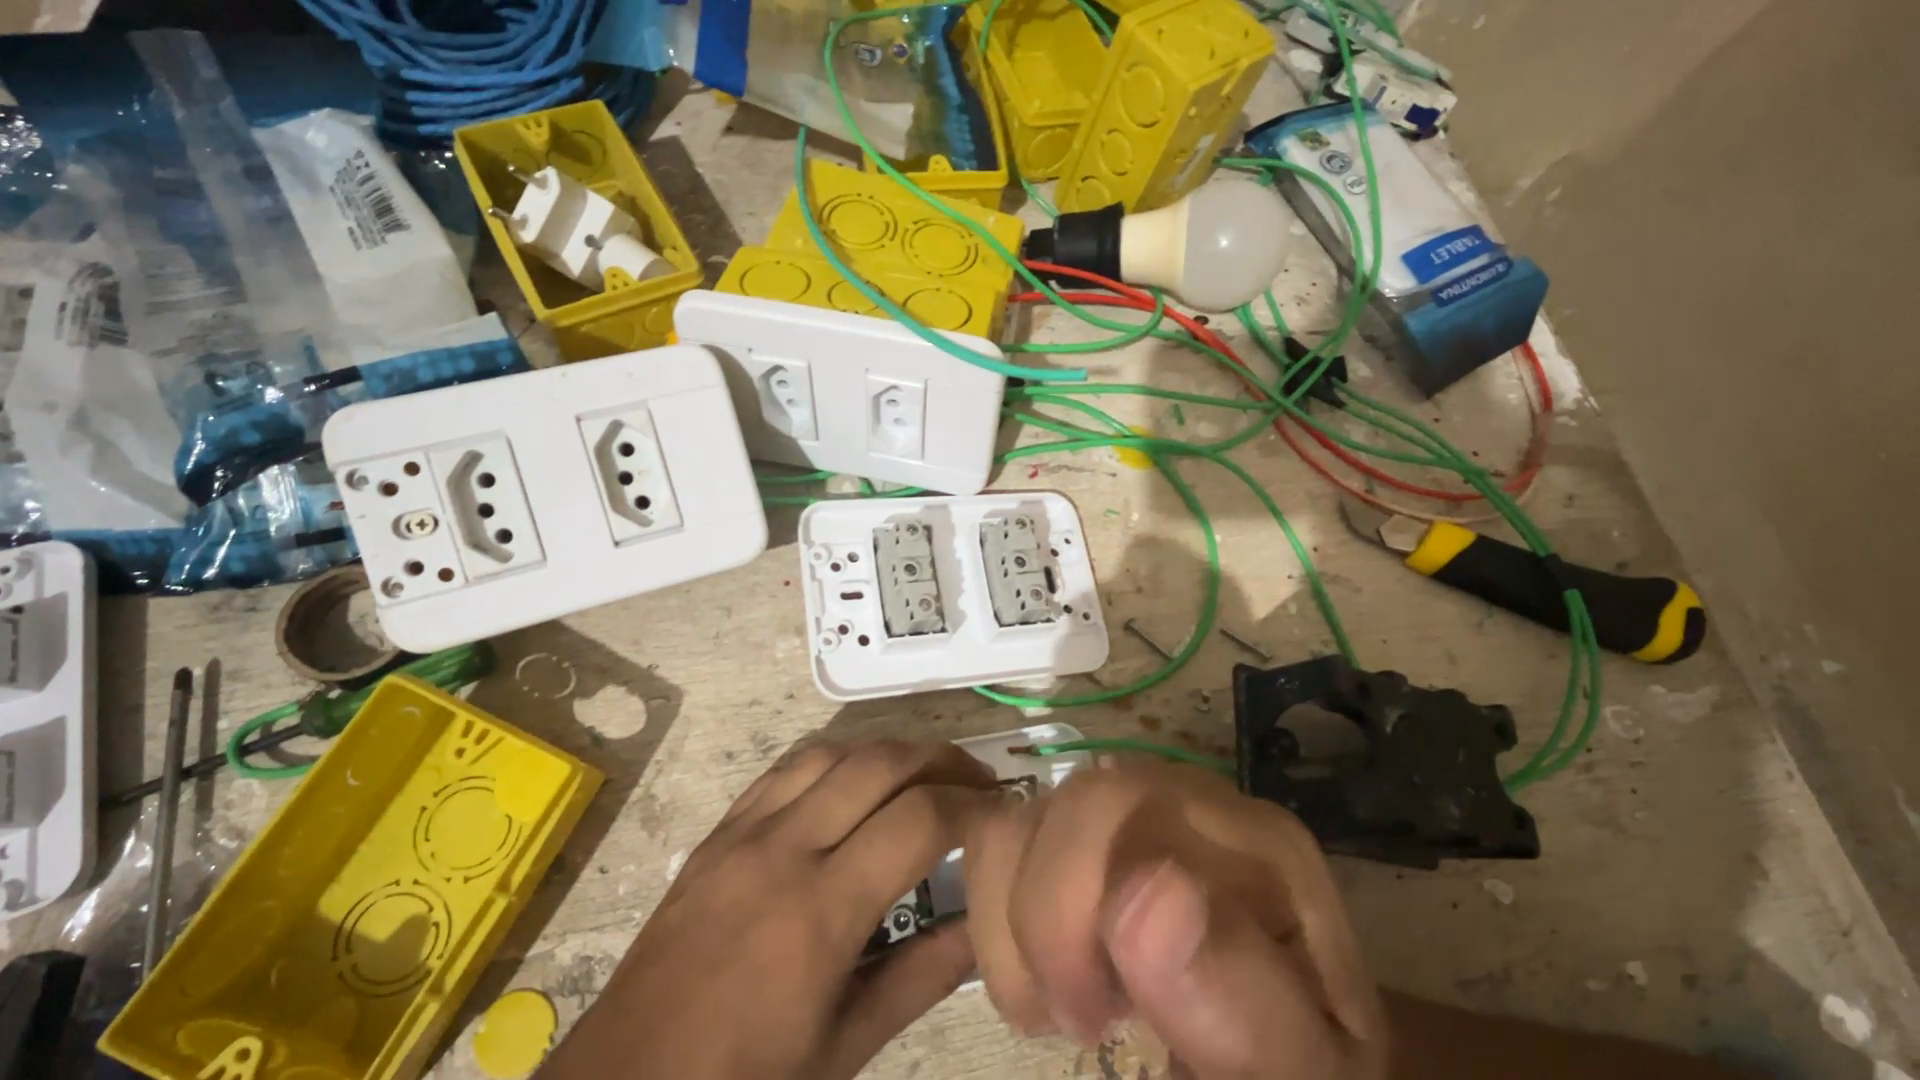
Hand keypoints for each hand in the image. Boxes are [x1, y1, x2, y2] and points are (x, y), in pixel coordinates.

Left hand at [542, 740, 998, 1079]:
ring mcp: (743, 832)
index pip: (920, 819)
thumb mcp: (846, 1044)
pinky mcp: (717, 832)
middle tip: (979, 780)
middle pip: (879, 764)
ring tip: (925, 772)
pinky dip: (834, 759)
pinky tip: (853, 779)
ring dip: (889, 750)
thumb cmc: (746, 1076)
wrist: (630, 1077)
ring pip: (831, 752)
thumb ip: (922, 978)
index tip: (1003, 813)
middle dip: (941, 759)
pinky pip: (784, 769)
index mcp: (822, 909)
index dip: (973, 806)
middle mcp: (784, 849)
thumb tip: (985, 927)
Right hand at [963, 759, 1387, 1078]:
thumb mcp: (1298, 1066)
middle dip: (1041, 928)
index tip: (1095, 1020)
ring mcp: (1119, 819)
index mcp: (1244, 836)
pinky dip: (998, 931)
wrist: (1290, 1049)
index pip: (1113, 800)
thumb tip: (1150, 891)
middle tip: (1084, 1022)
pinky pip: (995, 855)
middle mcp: (1176, 801)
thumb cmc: (1298, 1062)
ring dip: (1011, 934)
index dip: (1064, 900)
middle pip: (1051, 810)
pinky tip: (1049, 983)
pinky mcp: (1076, 847)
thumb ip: (1241, 997)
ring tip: (1066, 1007)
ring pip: (1007, 828)